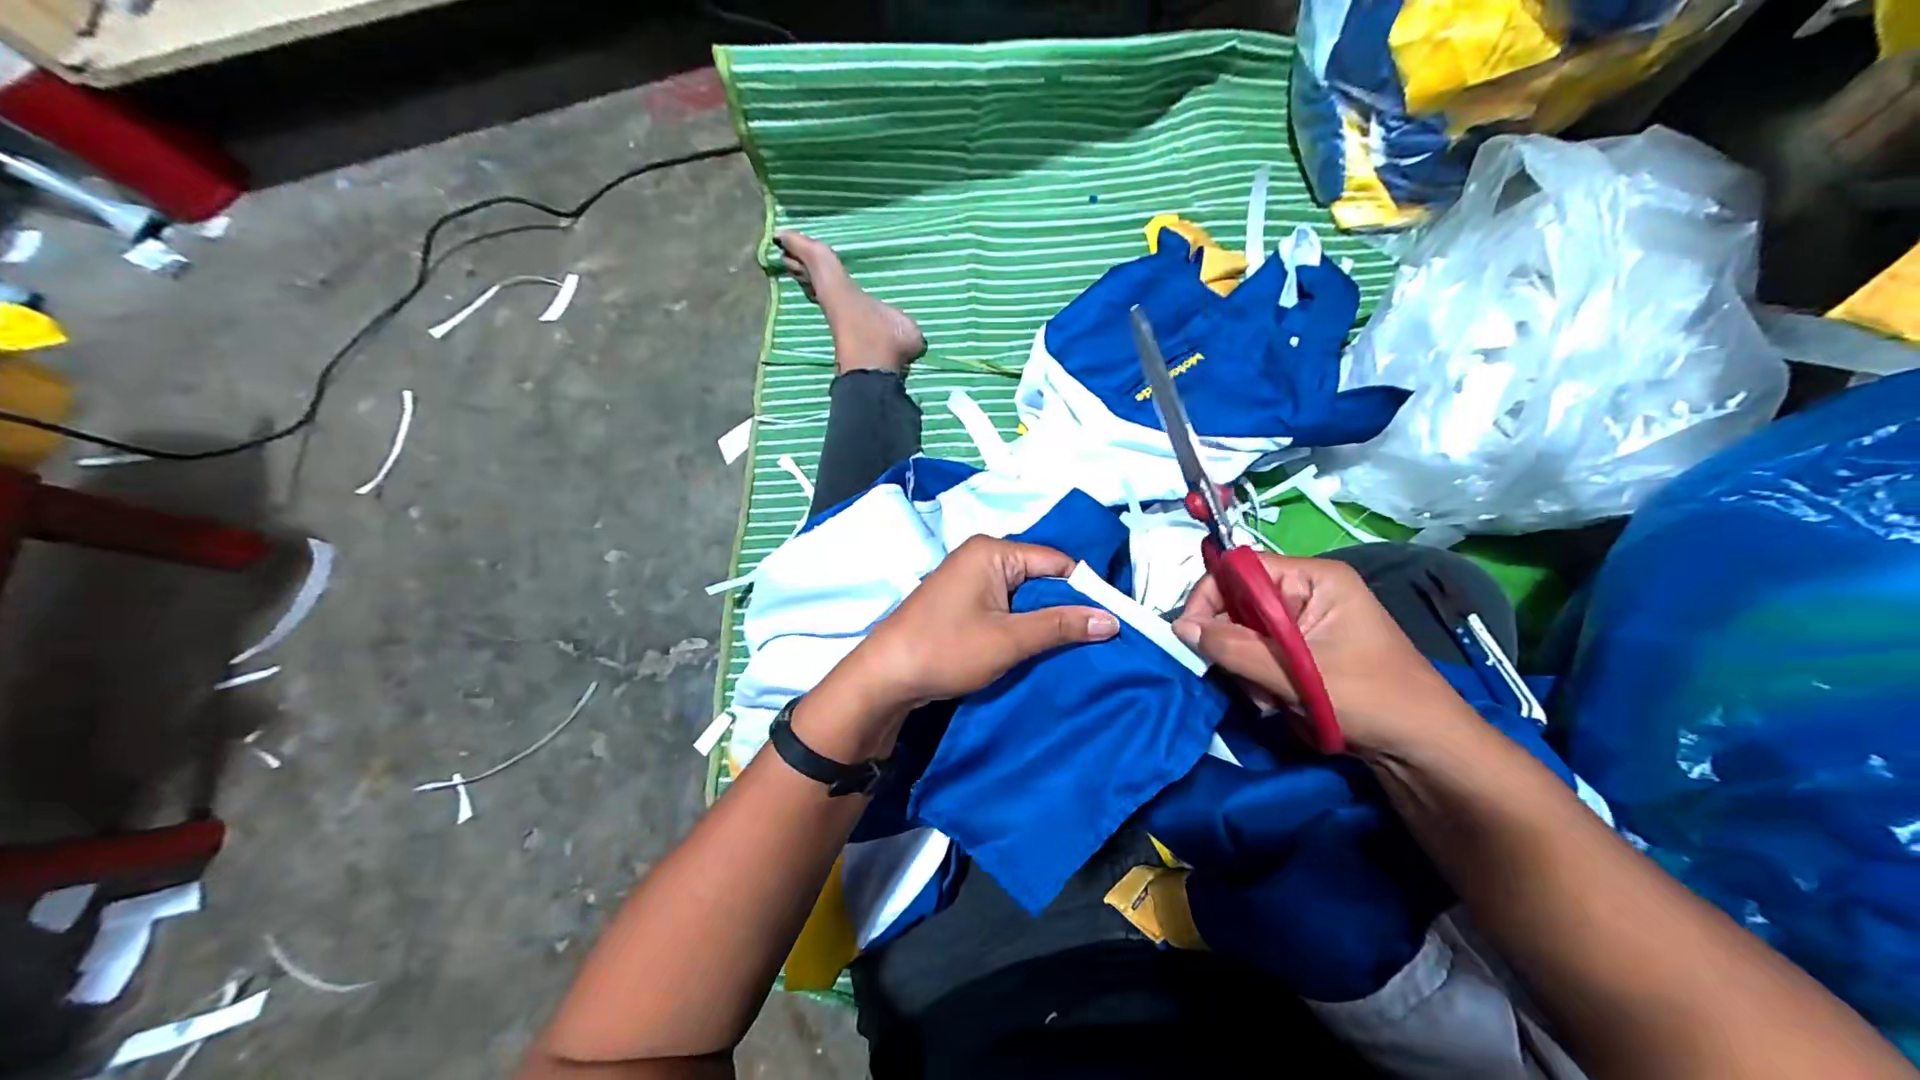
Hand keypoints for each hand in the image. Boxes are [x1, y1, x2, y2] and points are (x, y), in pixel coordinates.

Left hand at [859, 536, 1117, 705]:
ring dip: (1042, 618)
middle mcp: (981, 556)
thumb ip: (1061, 625)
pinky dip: (1021, 623)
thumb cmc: (946, 650)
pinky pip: (1004, 605)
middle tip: (1095, 635)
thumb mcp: (1010, 639)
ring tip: (1072, 644)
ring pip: (1023, 594)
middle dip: (1064, 604)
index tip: (1109, 619)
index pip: (1055, 561)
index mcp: (992, 552)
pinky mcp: (962, 602)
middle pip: (1040, 575)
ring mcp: (968, 579)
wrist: (885, 677)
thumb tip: (1111, 619)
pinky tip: (1037, 645)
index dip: (1085, 588)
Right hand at [1172, 553, 1469, 756]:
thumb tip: (1180, 627)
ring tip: (1268, 698)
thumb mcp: (1296, 674)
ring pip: (1245, 632)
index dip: (1209, 597)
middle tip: (1242, 680)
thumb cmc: (1373, 701)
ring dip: (1244, 666)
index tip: (1191, 636)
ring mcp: (1307, 622)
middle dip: (1231, 642)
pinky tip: (1276, 702)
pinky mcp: (1305, 651)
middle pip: (1239, 602)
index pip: (1239, 570)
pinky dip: (1258, 678)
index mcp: (1315, 579)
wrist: (1426, 752)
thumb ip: (1234, 647)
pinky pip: (1260, 653)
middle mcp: (1308, 592)